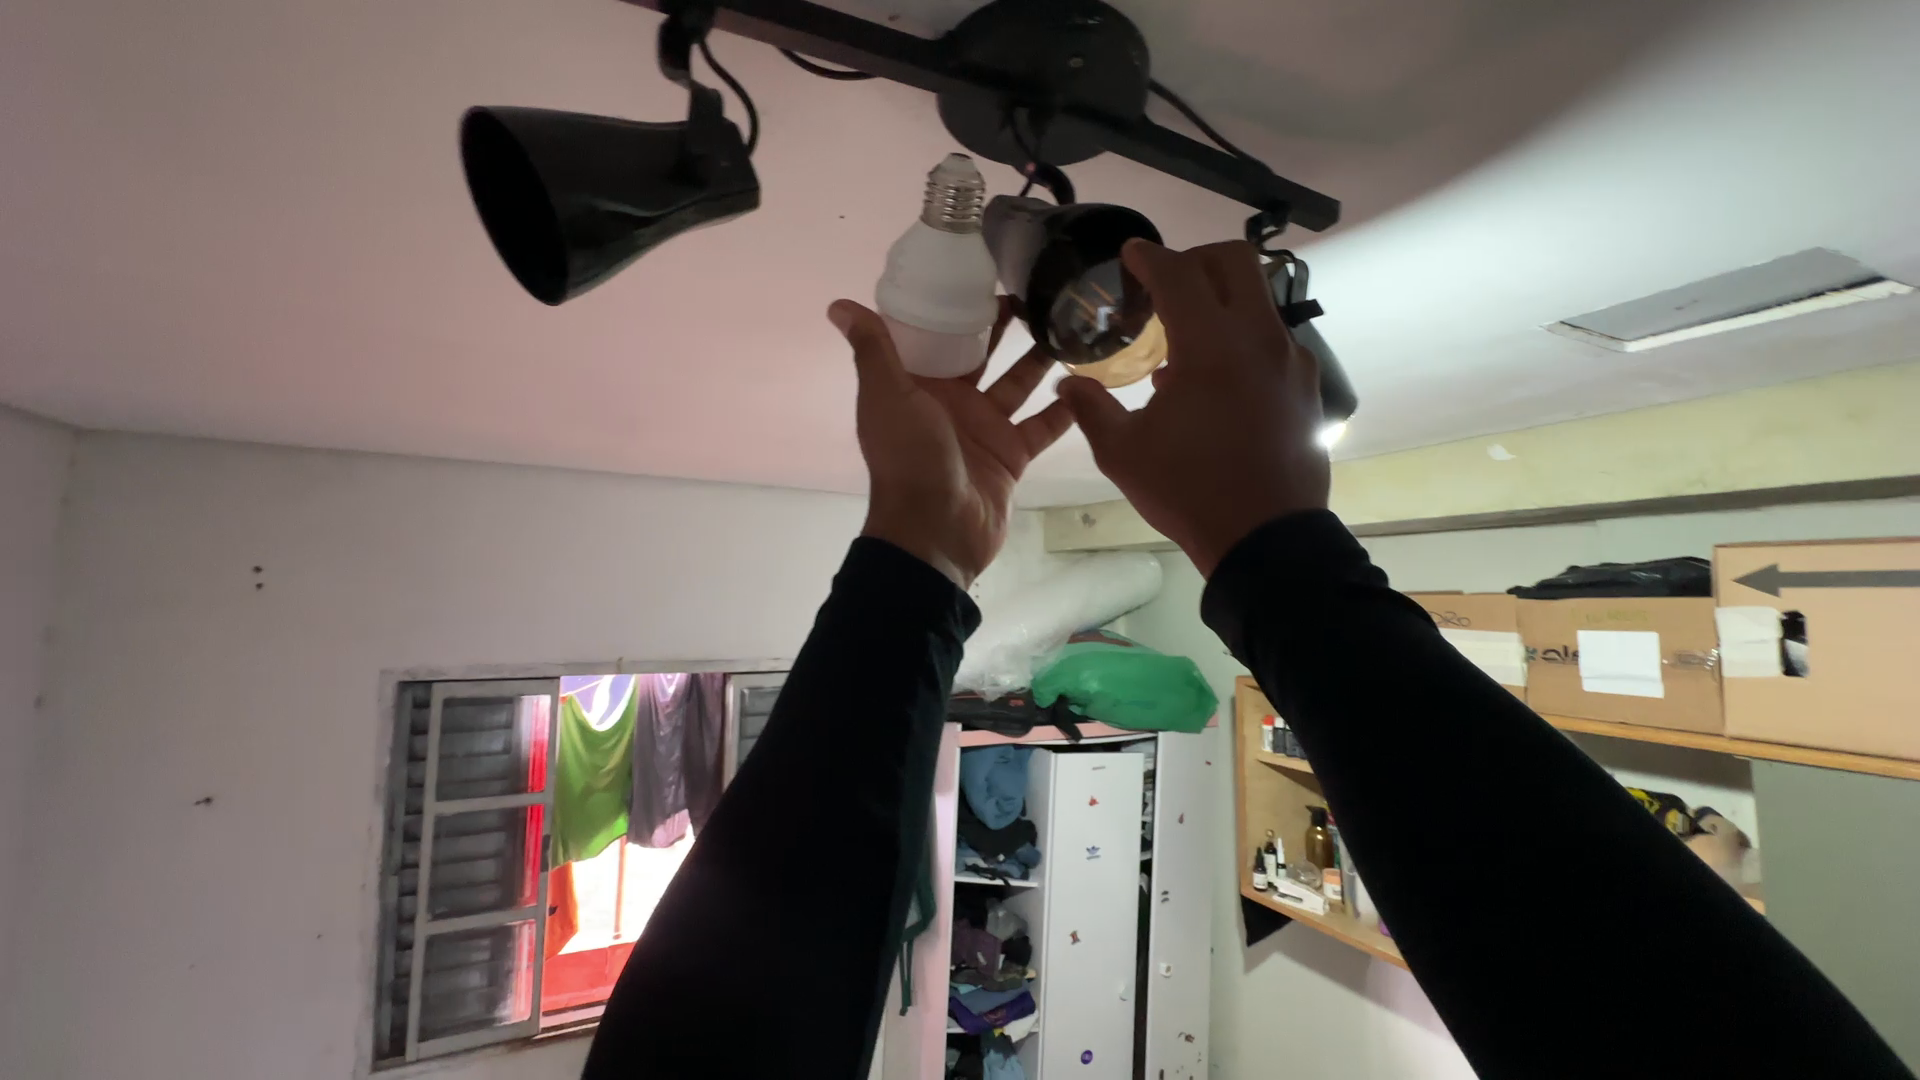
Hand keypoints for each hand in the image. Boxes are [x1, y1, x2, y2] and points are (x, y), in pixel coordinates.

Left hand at [832, 297, 1072, 589]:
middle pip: (981, 354)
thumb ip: (873, 350)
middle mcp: (951, 402)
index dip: (955, 306)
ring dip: (1038, 357)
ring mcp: (984, 429)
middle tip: (1035, 289)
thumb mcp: (886, 396)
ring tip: (1066, 322)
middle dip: (1002, 325)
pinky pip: (1042, 426)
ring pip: (1017, 384)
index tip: (982, 272)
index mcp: (917, 385)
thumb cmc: (908, 458)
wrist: (934, 531)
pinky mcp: (1011, 454)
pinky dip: (1063, 408)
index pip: (937, 337)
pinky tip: (1087, 380)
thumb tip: (838, 305)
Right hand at [1056, 239, 1329, 577]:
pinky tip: (1215, 383)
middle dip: (1194, 259)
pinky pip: (1271, 342)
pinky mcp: (1306, 387)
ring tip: (1183, 345)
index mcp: (1211, 346)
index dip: (1149, 257)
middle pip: (1234, 262)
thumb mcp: (1123, 453)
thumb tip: (1068, 383)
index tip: (1130, 255)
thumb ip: (1091, 408)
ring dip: (1218, 303)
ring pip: (1257, 300)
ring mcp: (1291, 361)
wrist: (1265, 540)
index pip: (1180, 273)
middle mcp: (1259, 339)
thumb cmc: (1188, 491)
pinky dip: (1240, 342)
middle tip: (1164, 284)